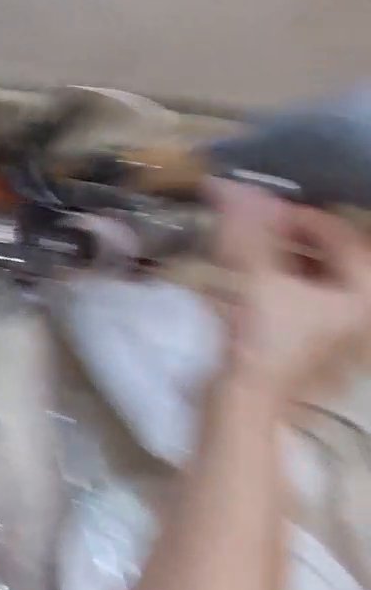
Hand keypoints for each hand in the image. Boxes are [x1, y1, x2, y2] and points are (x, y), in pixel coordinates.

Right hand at [209, 178, 370, 400]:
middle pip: (324, 256)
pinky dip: (263, 286)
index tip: (256, 207)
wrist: (245, 401)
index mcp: (364, 288)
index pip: (339, 235)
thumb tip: (231, 188)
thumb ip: (246, 236)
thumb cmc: (267, 342)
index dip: (298, 217)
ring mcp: (330, 324)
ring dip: (271, 262)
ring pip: (304, 278)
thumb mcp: (258, 283)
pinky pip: (288, 300)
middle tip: (246, 228)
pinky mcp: (299, 339)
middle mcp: (358, 304)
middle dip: (285, 239)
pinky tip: (236, 286)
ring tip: (236, 253)